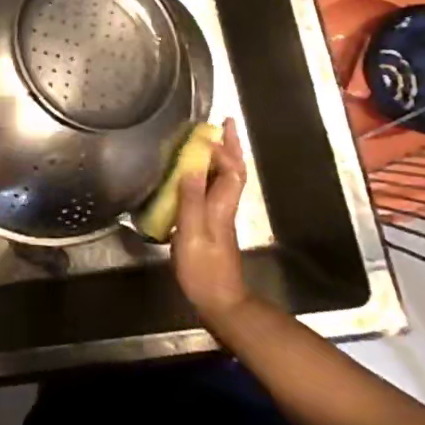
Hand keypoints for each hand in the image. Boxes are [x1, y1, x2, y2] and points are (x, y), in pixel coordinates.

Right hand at [172, 118, 249, 324]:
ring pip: (227, 179)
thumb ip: (191, 200)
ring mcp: (221, 216)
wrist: (220, 301)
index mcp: (222, 205)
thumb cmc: (204, 269)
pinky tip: (198, 176)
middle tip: (225, 123)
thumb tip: (191, 165)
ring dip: (223, 157)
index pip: (231, 169)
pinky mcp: (214, 225)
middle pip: (233, 170)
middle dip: (230, 145)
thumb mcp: (191, 233)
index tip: (211, 130)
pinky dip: (211, 175)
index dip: (223, 149)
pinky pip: (216, 190)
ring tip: (213, 140)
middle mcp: (226, 205)